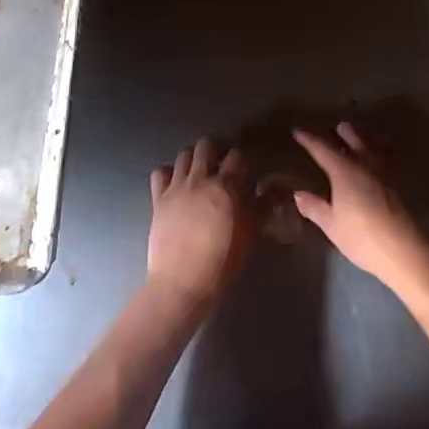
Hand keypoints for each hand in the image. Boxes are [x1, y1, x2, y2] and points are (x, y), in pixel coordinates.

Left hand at [147, 139, 254, 306]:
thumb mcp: (250, 236)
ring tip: (198, 172)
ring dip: (193, 158)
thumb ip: (260, 209)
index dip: (242, 158)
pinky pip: (159, 172)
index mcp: (227, 187)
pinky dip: (167, 173)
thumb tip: (270, 191)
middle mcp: (201, 179)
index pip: (237, 155)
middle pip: (206, 145)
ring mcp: (176, 187)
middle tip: (220, 164)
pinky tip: (174, 184)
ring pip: (183, 154)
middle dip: (215, 149)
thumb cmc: (222, 263)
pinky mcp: (158, 199)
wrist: (182, 283)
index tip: (244, 167)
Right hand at [292, 122, 428, 292]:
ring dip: (368, 141)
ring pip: (375, 150)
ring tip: (366, 137)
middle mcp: (365, 166)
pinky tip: (381, 163)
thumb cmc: (361, 236)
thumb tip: (299, 194)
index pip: (323, 150)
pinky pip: (387, 161)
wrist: (402, 249)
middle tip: (341, 126)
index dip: (309, 140)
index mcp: (345, 171)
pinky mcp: (396, 187)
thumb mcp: (331, 224)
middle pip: (355, 142)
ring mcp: (384, 176)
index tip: (297, 131)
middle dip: (347, 134)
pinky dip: (382, 154)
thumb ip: (314, 207)